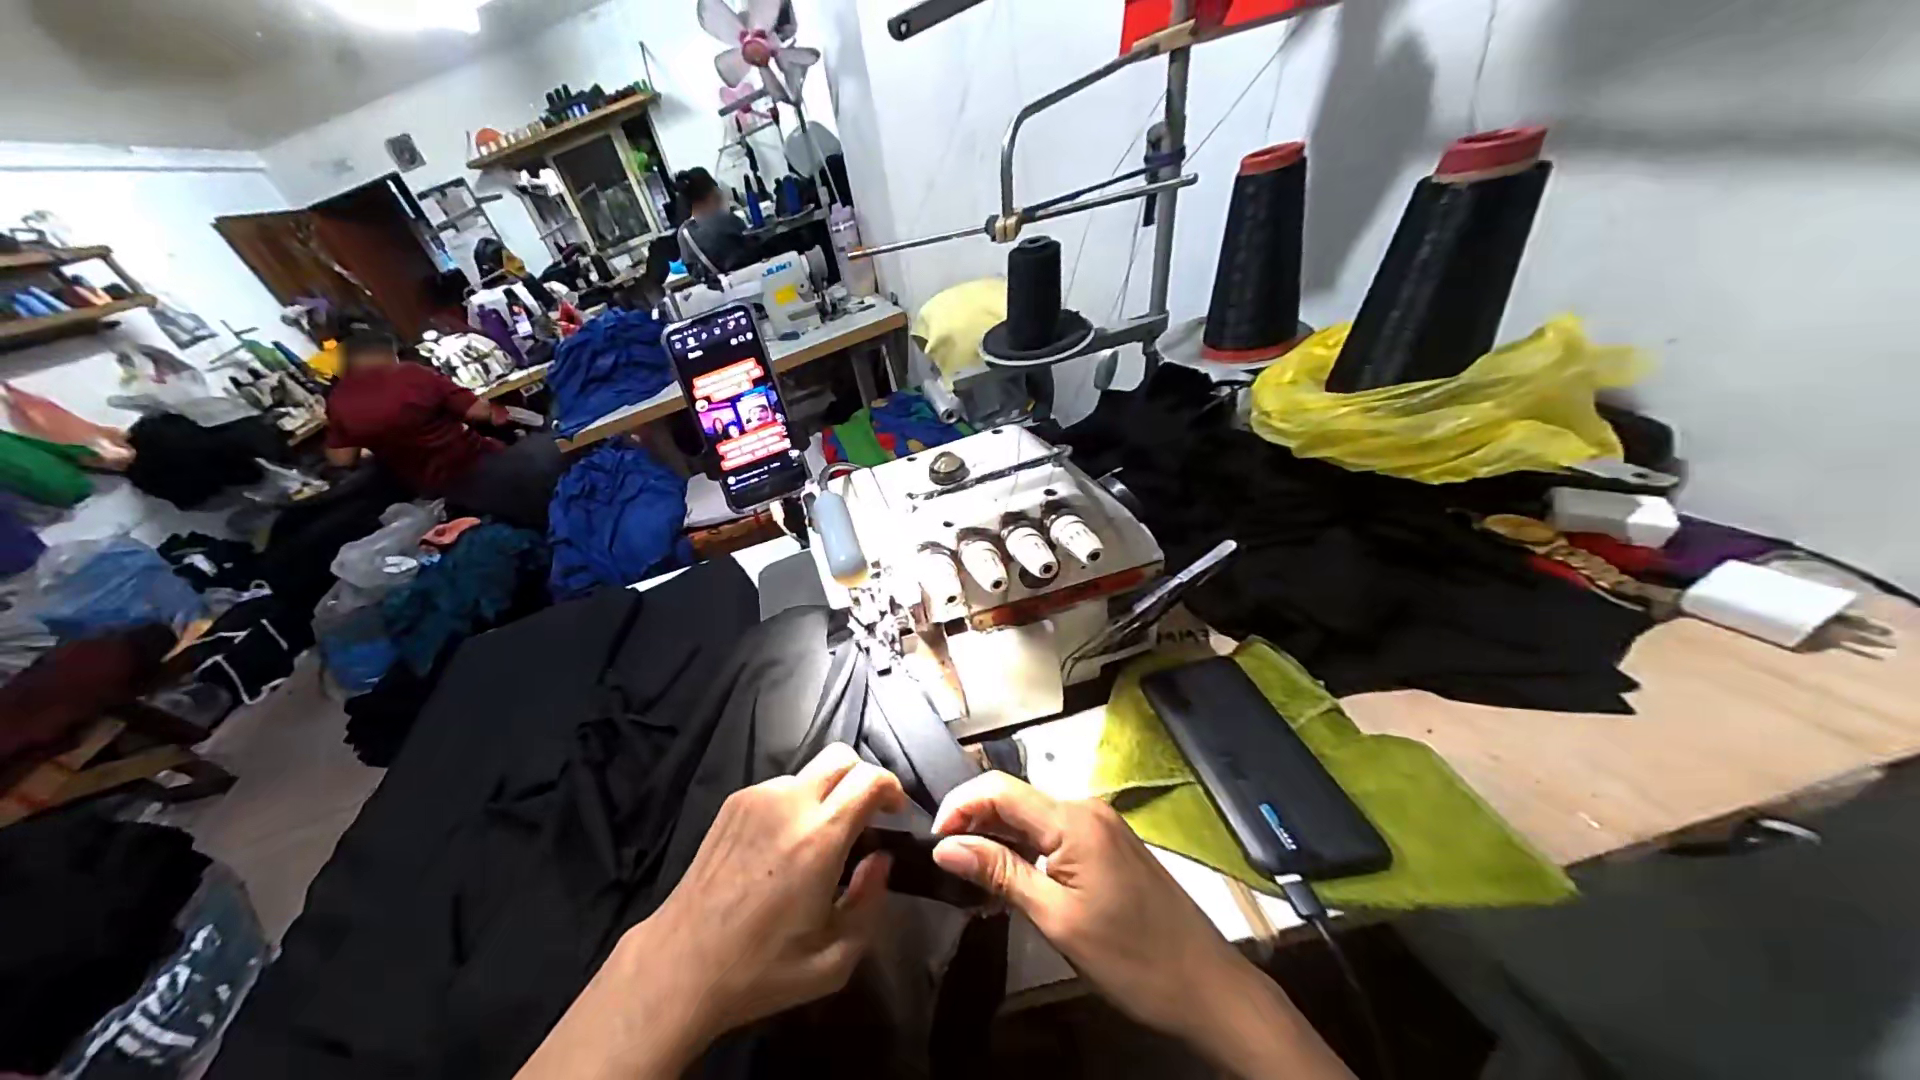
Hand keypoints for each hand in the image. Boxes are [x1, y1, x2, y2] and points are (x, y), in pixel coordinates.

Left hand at [516, 744, 903, 1079]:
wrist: (679, 966)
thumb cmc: (760, 969)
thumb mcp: (833, 959)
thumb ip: (870, 902)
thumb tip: (879, 860)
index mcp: (819, 837)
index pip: (869, 778)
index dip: (892, 788)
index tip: (895, 813)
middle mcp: (789, 804)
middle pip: (842, 757)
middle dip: (863, 778)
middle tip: (866, 816)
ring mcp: (756, 798)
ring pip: (810, 772)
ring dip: (828, 793)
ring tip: (820, 837)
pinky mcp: (733, 803)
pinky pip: (780, 787)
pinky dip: (796, 802)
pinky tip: (784, 844)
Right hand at [931, 772, 1351, 1079]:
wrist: (1206, 985)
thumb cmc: (1131, 958)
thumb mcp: (1056, 918)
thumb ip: (999, 873)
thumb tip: (945, 847)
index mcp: (1074, 819)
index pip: (1000, 789)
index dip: (960, 806)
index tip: (934, 841)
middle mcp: (1087, 808)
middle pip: (1016, 800)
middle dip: (976, 824)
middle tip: (949, 867)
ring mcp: (1101, 824)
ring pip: (1034, 818)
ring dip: (1000, 840)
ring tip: (973, 879)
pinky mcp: (1108, 842)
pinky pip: (1055, 833)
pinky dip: (1027, 850)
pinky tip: (1011, 878)